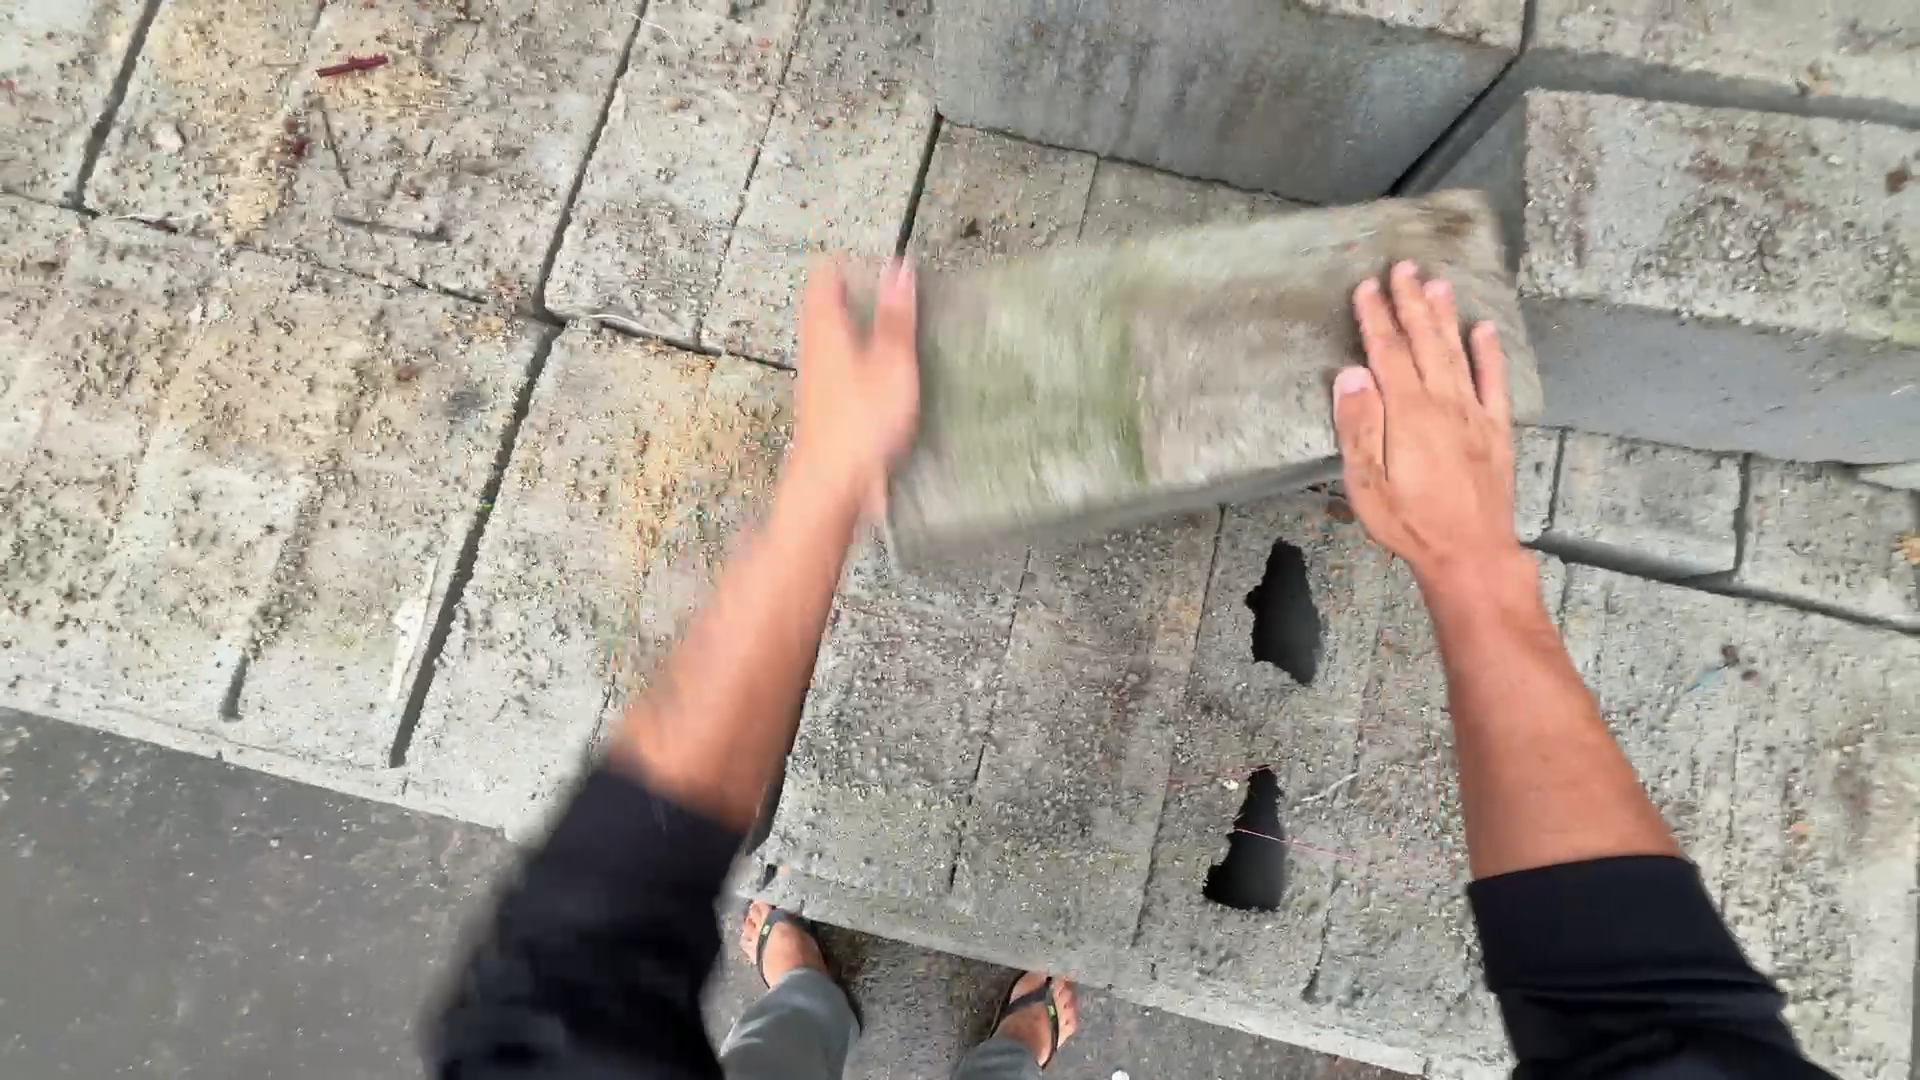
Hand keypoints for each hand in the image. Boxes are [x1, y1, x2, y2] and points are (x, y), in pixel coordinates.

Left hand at [789, 259, 919, 518]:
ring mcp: (816, 382)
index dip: (846, 265)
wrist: (831, 481)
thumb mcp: (891, 363)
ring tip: (886, 331)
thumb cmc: (860, 423)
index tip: (871, 263)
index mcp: (826, 330)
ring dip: (854, 331)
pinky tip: (879, 379)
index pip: (825, 279)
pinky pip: (838, 373)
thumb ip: (896, 317)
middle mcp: (814, 352)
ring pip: (830, 341)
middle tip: (881, 291)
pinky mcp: (824, 409)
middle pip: (824, 309)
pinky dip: (856, 363)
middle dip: (850, 296)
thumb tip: (900, 269)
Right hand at [1333, 261, 1524, 590]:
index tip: (1366, 287)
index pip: (1389, 354)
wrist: (1470, 551)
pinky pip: (1493, 381)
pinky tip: (1484, 329)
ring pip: (1457, 353)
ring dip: (1445, 316)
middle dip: (1412, 303)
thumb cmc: (1407, 521)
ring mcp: (1474, 414)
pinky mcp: (1495, 430)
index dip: (1376, 318)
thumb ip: (1359, 425)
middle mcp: (1445, 404)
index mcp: (1409, 414)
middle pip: (1425, 343)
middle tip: (1404, 268)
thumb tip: (1352, 375)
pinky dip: (1489, 352)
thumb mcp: (1365, 482)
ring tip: (1437, 282)